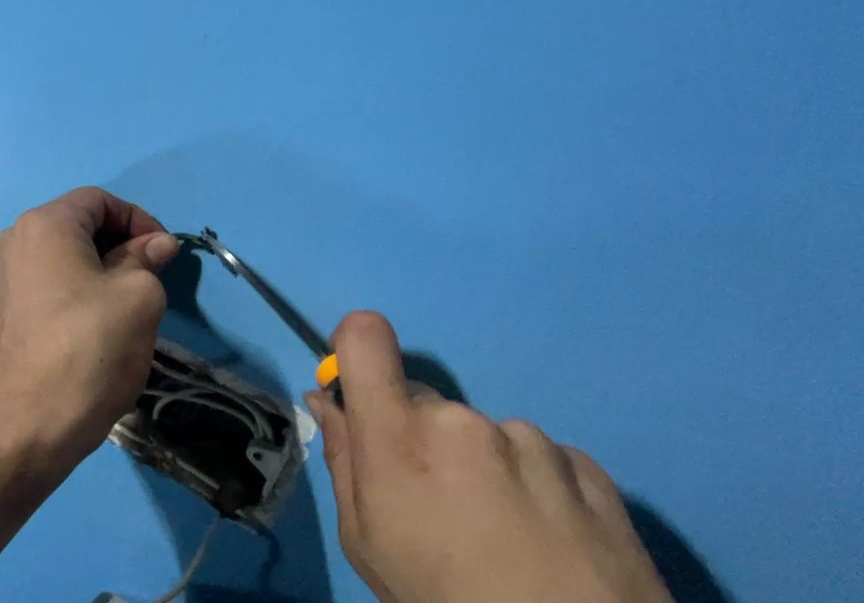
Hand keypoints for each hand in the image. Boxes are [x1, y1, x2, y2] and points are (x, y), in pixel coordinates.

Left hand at [0, 187, 178, 476]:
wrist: (32, 420)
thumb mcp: (138, 296)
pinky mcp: (7, 305)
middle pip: (80, 224)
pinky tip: (101, 324)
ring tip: (130, 306)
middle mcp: (17, 238)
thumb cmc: (90, 347)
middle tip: (153, 281)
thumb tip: (156, 244)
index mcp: (44, 223)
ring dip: (104, 269)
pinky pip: (52, 280)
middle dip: (122, 244)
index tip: (165, 254)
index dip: (139, 220)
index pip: (99, 200)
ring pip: (67, 254)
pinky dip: (81, 288)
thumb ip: (148, 260)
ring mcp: (6, 273)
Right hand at [307, 312, 672, 602]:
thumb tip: (326, 401)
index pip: (364, 337)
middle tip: (440, 504)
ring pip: (484, 433)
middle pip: (424, 402)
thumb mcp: (366, 543)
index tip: (358, 381)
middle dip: (422, 437)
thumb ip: (342, 460)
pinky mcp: (589, 469)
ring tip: (503, 533)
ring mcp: (530, 442)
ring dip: (484, 465)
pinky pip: (542, 458)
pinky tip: (546, 539)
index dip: (354, 345)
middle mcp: (462, 421)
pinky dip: (536, 486)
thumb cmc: (444, 599)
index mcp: (398, 435)